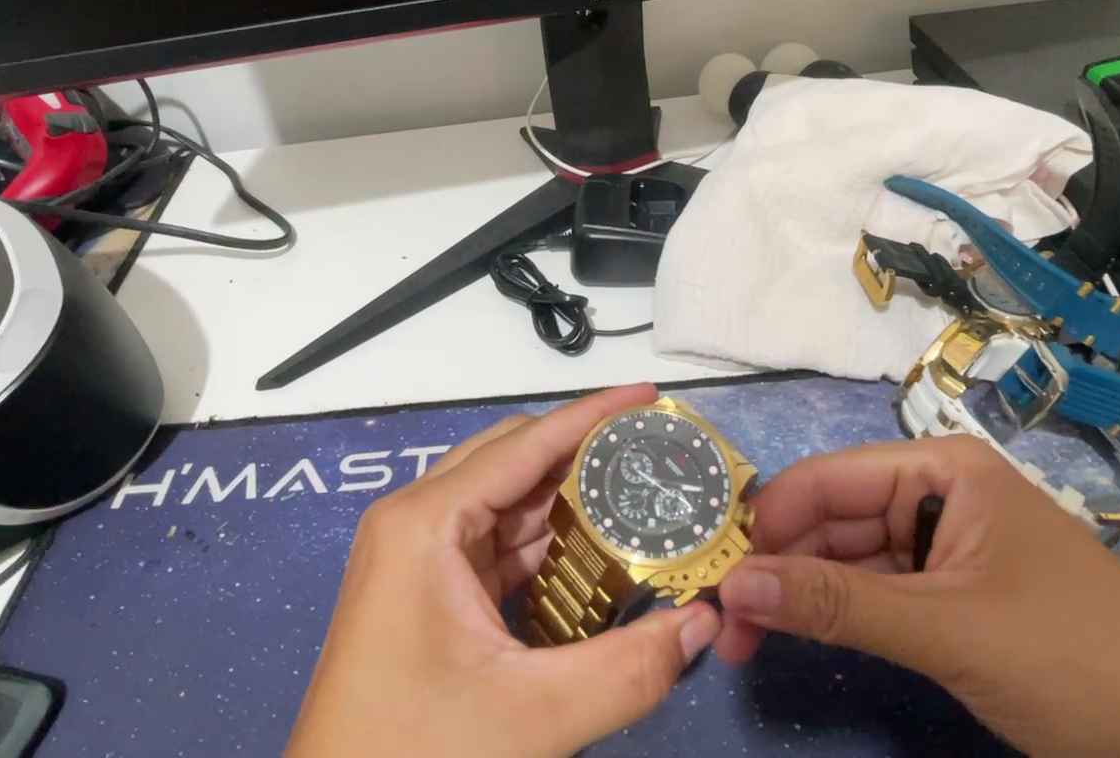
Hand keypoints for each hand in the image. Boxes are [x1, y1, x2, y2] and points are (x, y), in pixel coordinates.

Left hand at [287, 384, 719, 757]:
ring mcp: (417, 554)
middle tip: (651, 455)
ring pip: (505, 501)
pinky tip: (595, 553)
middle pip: (512, 460)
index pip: (523, 444)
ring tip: (638, 497)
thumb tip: (703, 621)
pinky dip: (545, 544)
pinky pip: (495, 543)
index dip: (589, 415)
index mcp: (426, 523)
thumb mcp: (531, 717)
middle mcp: (416, 520)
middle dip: (582, 452)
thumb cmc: (416, 752)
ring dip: (567, 500)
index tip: (647, 396)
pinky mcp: (425, 587)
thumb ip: (628, 670)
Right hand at [713, 437, 1119, 757]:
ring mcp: (945, 546)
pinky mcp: (953, 595)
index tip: (715, 578)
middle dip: (778, 568)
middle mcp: (936, 493)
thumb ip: (835, 604)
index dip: (767, 525)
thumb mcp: (948, 629)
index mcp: (940, 468)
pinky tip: (800, 636)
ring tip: (748, 641)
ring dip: (801, 595)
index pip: (826, 480)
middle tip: (724, 629)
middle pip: (831, 519)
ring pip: (847, 558)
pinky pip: (876, 592)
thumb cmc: (1080, 663)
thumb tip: (730, 587)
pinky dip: (838, 614)